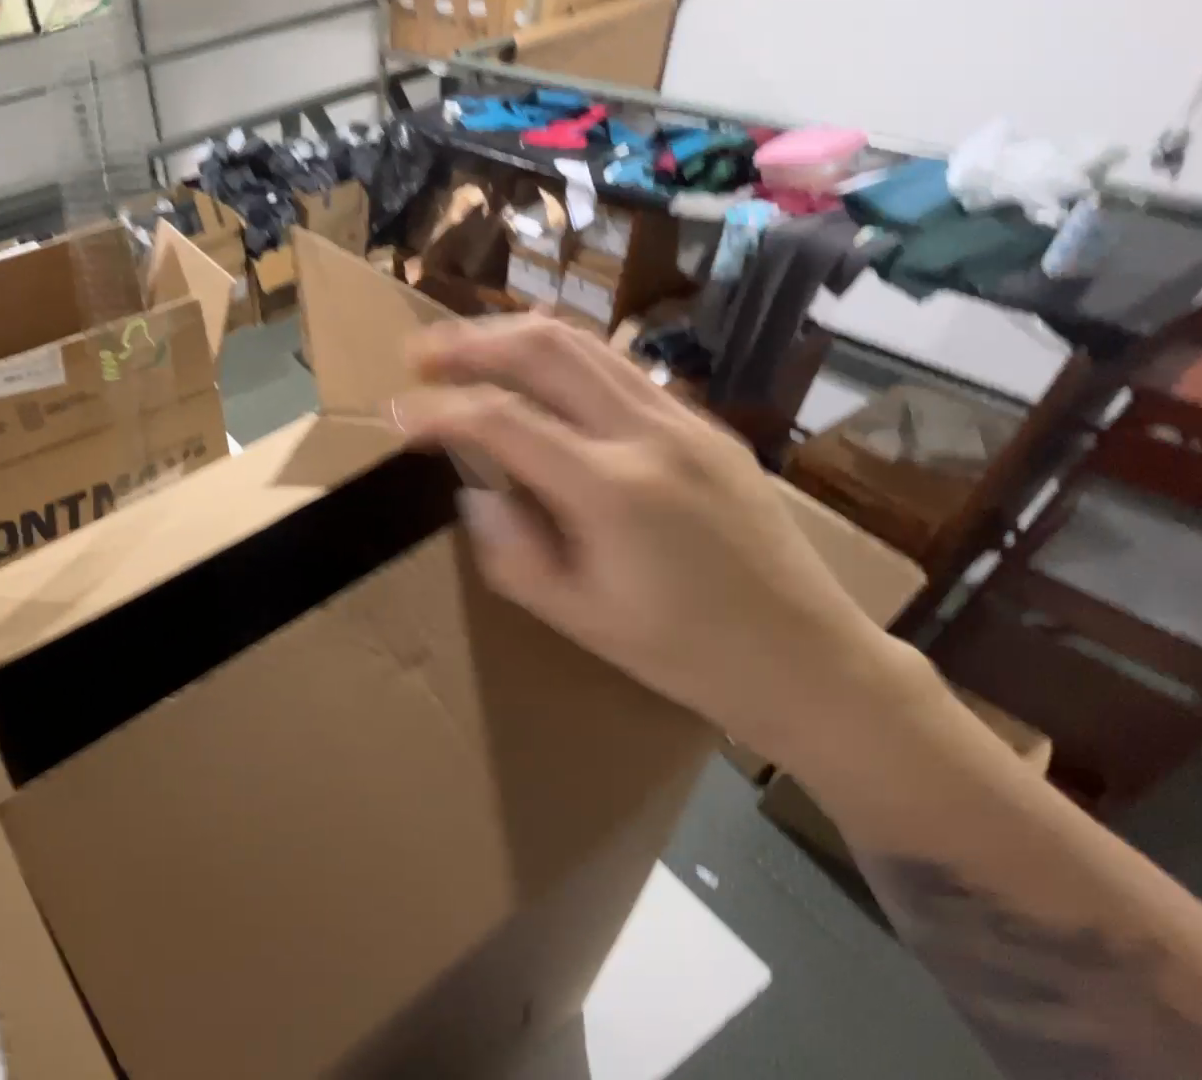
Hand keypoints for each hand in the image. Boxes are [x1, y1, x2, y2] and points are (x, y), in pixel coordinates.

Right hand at [391, 316, 917, 761]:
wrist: (805, 656)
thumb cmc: (682, 654)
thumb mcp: (577, 616)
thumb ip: (512, 550)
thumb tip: (478, 493)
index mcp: (612, 490)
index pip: (503, 421)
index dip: (440, 411)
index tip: (396, 415)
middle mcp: (651, 435)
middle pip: (548, 350)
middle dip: (473, 342)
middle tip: (419, 353)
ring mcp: (687, 422)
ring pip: (589, 346)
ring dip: (518, 338)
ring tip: (468, 348)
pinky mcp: (707, 427)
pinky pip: (623, 372)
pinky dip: (565, 361)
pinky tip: (540, 381)